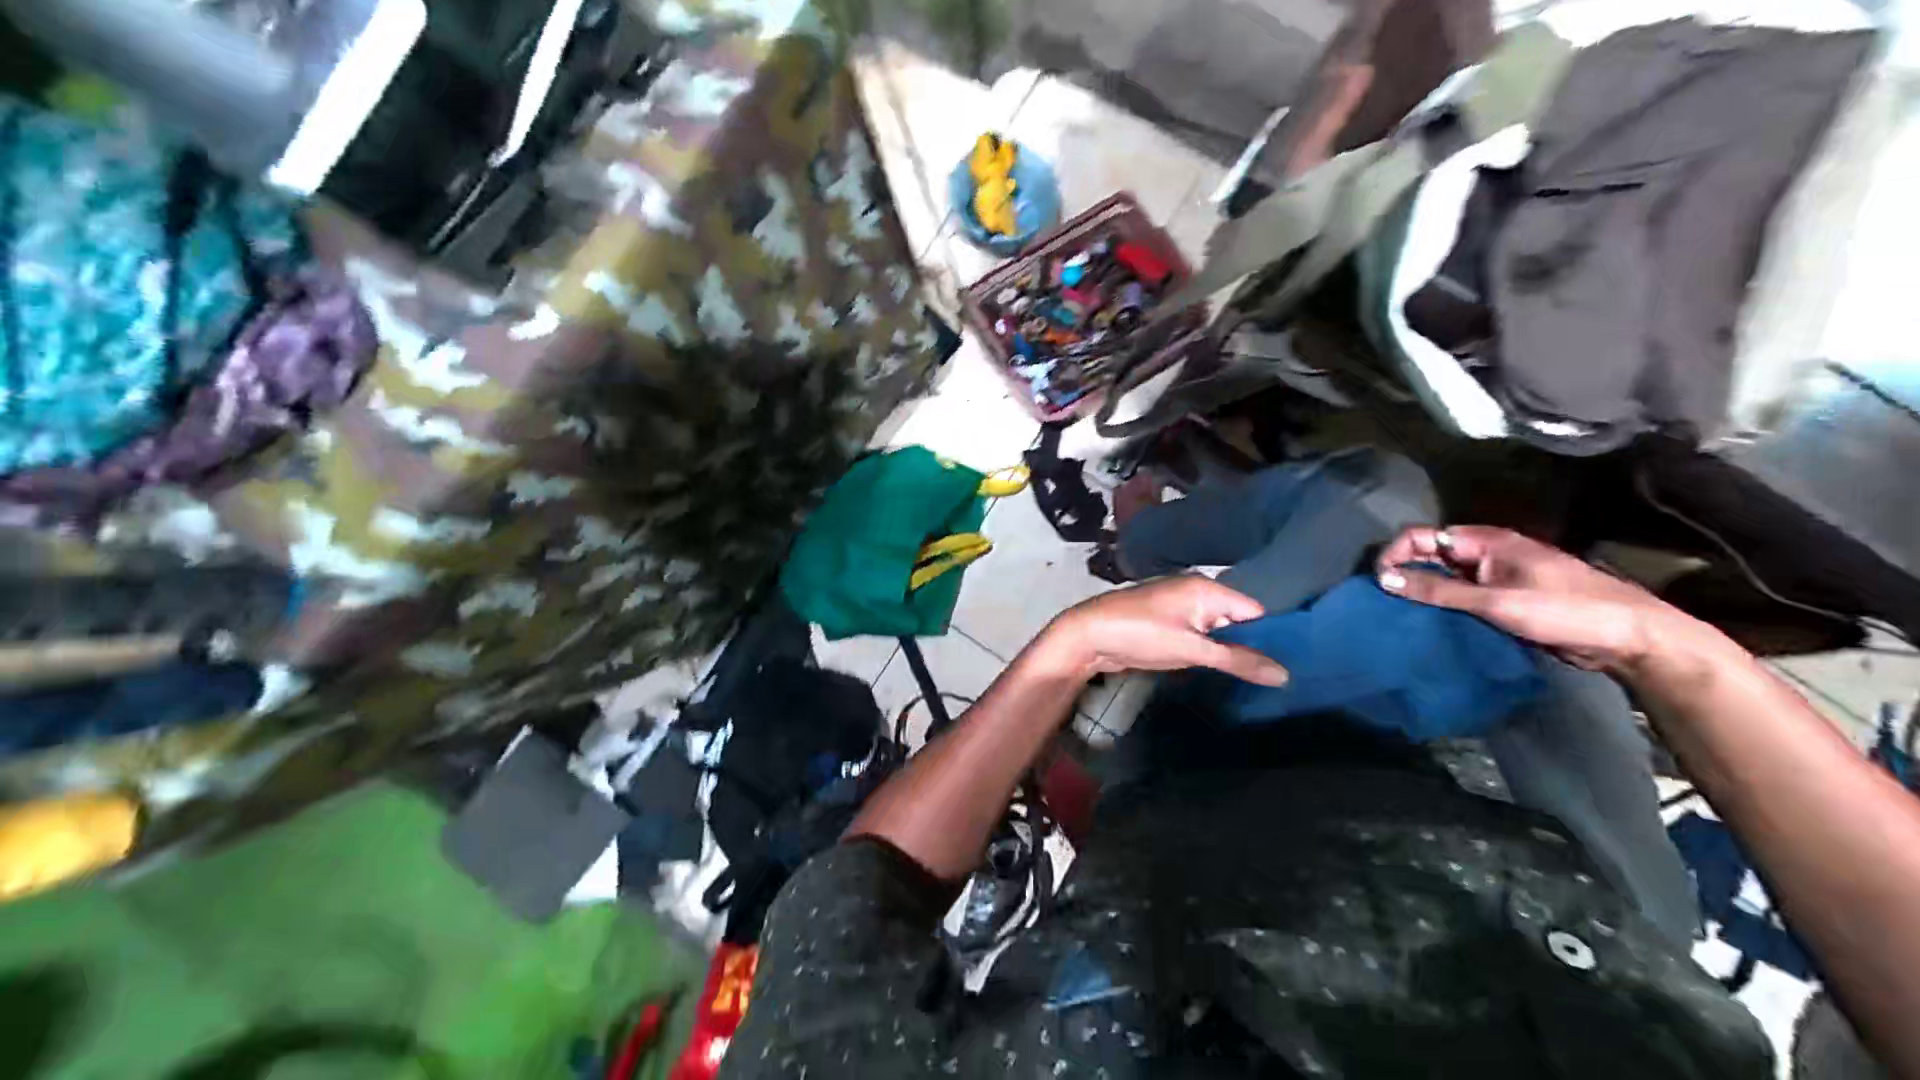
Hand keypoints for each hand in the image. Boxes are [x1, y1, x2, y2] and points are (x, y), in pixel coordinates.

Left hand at [1041, 576, 1289, 685]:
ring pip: (1221, 631)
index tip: (1298, 662)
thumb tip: (1285, 674)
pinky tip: (1230, 672)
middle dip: (1256, 645)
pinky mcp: (1170, 625)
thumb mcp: (1191, 649)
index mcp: (1208, 589)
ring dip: (1234, 651)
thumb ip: (1237, 660)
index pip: (1256, 610)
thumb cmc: (1140, 634)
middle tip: (1283, 676)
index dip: (1276, 635)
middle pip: (1240, 620)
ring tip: (1264, 678)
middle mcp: (1198, 593)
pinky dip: (1214, 652)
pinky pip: (1203, 637)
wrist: (1087, 635)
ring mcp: (1182, 609)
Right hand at [1375, 525, 1688, 672]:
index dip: (1395, 554)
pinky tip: (1427, 621)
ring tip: (1398, 612)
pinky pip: (1460, 595)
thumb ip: (1437, 590)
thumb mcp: (1495, 601)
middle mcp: (1487, 553)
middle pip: (1430, 554)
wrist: (1629, 638)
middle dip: (1403, 571)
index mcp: (1486, 541)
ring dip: (1422, 590)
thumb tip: (1383, 578)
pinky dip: (1441, 605)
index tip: (1378, 581)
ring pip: (1444, 576)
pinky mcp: (1503, 599)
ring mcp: (1496, 576)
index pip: (1422, 536)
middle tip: (1382, 599)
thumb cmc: (1563, 610)